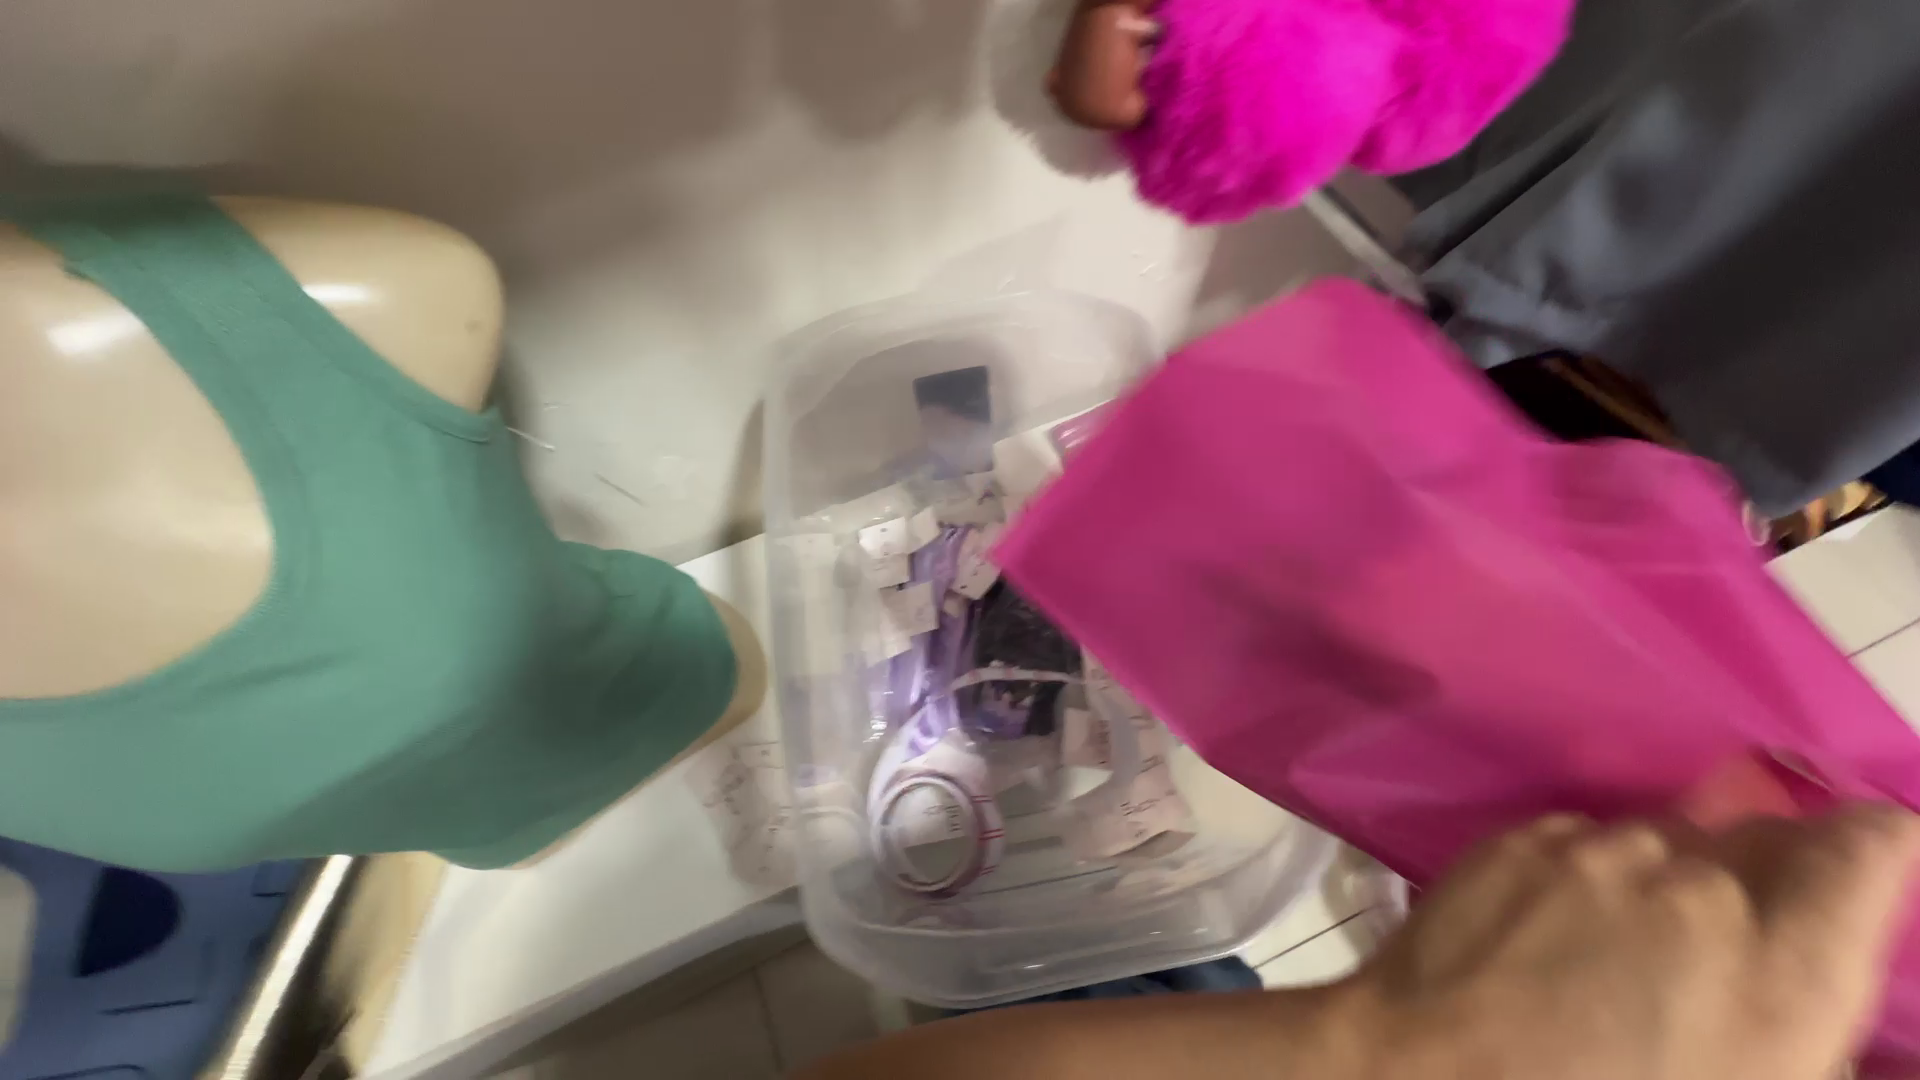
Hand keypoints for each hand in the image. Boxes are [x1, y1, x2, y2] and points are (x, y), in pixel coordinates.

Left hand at [1343, 807, 1919, 1079]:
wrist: (1438, 1066)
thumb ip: (1807, 1034)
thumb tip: (1843, 1003)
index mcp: (1782, 968)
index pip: (1858, 855)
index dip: (1878, 837)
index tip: (1884, 833)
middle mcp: (1692, 886)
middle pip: (1755, 837)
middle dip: (1773, 862)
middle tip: (1753, 906)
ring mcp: (1591, 851)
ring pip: (1661, 836)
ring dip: (1672, 869)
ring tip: (1639, 926)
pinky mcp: (1515, 839)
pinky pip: (1581, 836)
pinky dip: (1595, 863)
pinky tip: (1567, 909)